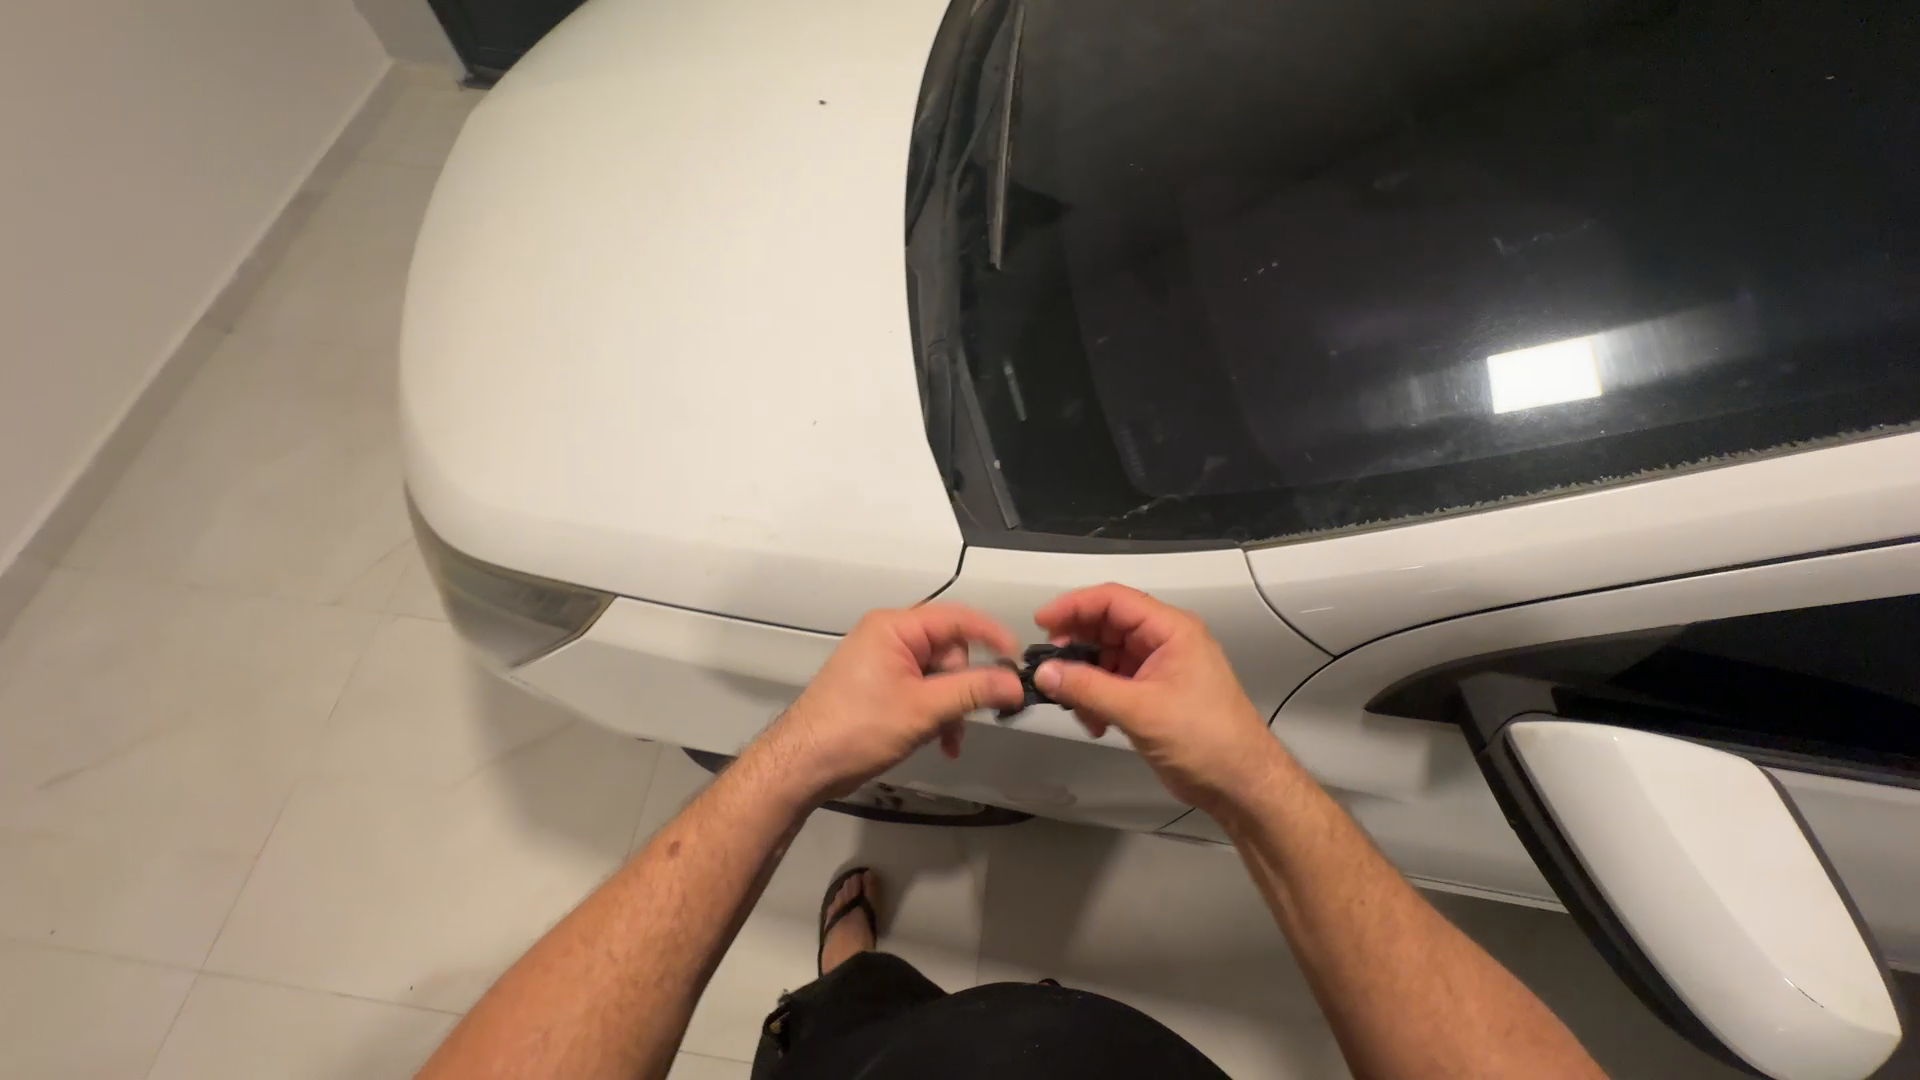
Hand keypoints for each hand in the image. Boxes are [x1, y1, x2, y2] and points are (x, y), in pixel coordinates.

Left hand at [749, 605, 1025, 802]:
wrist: (802, 765)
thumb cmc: (859, 728)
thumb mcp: (924, 709)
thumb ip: (974, 691)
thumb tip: (1017, 682)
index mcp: (895, 627)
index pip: (957, 618)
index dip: (992, 636)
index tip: (1018, 662)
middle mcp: (888, 636)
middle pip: (949, 650)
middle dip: (965, 686)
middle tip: (974, 715)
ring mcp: (882, 662)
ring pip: (938, 675)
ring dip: (951, 706)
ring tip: (949, 740)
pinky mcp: (879, 686)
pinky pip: (921, 690)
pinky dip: (934, 713)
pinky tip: (939, 742)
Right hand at [1033, 584, 1288, 811]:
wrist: (1241, 786)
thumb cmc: (1205, 739)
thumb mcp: (1140, 710)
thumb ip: (1087, 688)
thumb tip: (1043, 673)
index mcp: (1171, 629)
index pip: (1114, 600)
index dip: (1075, 605)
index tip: (1042, 622)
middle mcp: (1163, 641)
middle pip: (1107, 626)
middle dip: (1076, 646)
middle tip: (1049, 667)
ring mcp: (1157, 668)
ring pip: (1105, 657)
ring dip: (1084, 678)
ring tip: (1074, 705)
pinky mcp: (1152, 694)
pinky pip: (1112, 683)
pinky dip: (1095, 698)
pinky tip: (1094, 722)